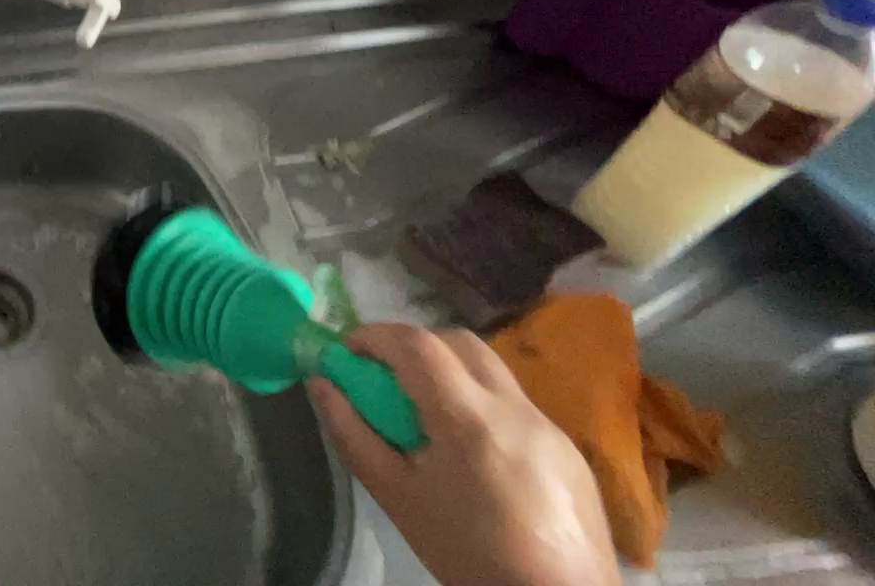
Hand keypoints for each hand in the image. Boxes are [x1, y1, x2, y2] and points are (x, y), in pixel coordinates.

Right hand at [310, 324, 617, 585]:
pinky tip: (467, 446)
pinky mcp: (568, 448)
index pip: (416, 344)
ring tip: (422, 410)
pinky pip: (511, 401)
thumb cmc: (466, 552)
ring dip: (447, 368)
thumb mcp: (393, 493)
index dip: (373, 335)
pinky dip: (477, 399)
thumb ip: (350, 431)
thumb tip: (320, 383)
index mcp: (469, 419)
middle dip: (411, 344)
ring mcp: (548, 426)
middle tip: (382, 373)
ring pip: (488, 367)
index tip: (346, 351)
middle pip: (457, 341)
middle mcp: (514, 408)